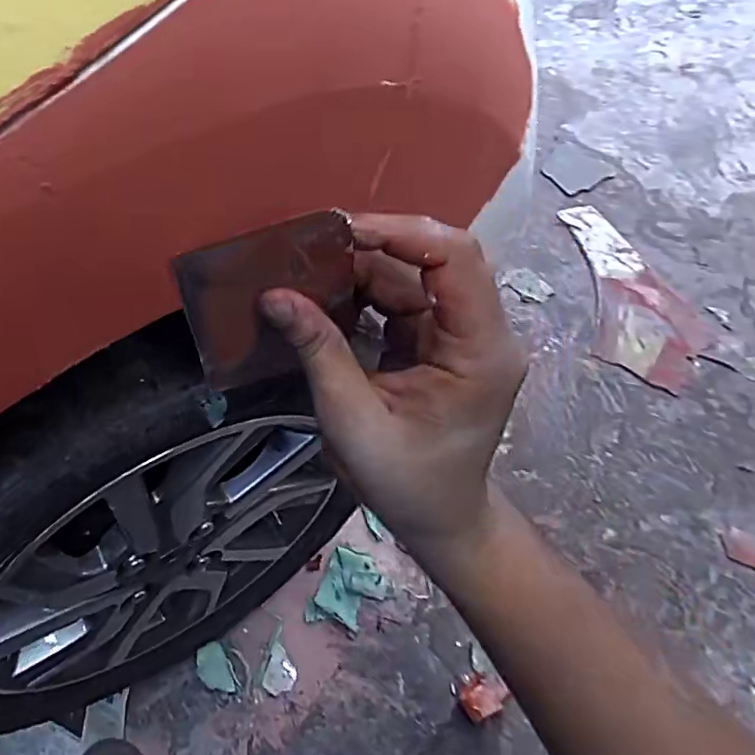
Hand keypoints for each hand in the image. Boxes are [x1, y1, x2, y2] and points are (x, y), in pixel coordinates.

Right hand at [259, 213, 526, 558]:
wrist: (439, 522)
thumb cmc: (408, 483)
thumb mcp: (354, 419)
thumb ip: (318, 350)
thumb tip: (275, 295)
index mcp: (480, 348)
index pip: (456, 260)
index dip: (402, 233)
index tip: (343, 231)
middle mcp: (477, 330)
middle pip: (432, 260)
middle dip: (371, 248)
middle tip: (310, 247)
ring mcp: (456, 334)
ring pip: (408, 276)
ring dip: (357, 270)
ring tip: (305, 269)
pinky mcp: (433, 340)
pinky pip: (396, 299)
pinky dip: (358, 293)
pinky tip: (322, 293)